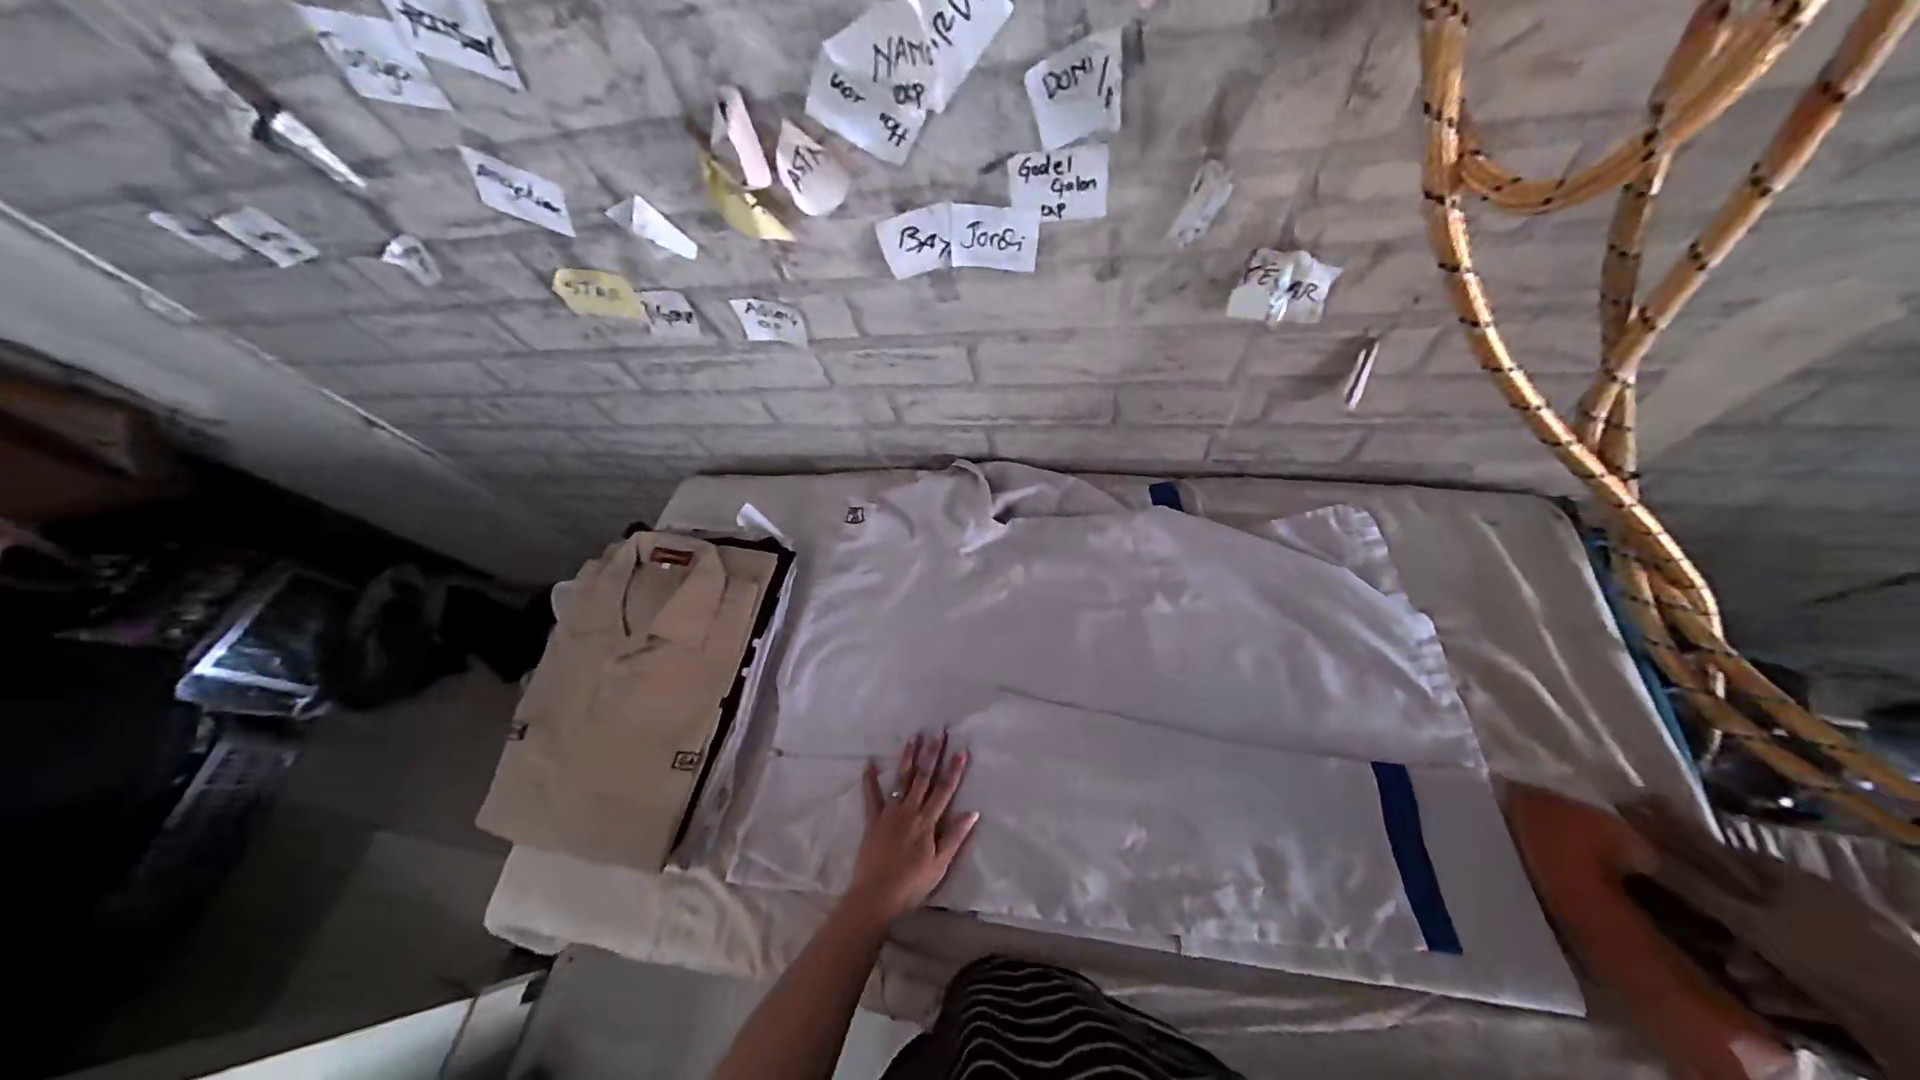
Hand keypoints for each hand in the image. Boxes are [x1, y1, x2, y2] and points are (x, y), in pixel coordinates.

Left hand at [842, 732, 978, 924]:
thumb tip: (972, 812)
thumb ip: (954, 836)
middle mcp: (909, 811)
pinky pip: (871, 796)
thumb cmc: (912, 884)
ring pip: (901, 779)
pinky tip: (868, 764)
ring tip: (913, 738)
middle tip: (938, 733)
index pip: (944, 790)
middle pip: (923, 778)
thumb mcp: (940, 864)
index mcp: (927, 821)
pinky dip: (870, 780)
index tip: (961, 750)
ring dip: (908, 757)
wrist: (876, 896)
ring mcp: (889, 813)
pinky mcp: (873, 820)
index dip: (954, 770)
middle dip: (932, 754)